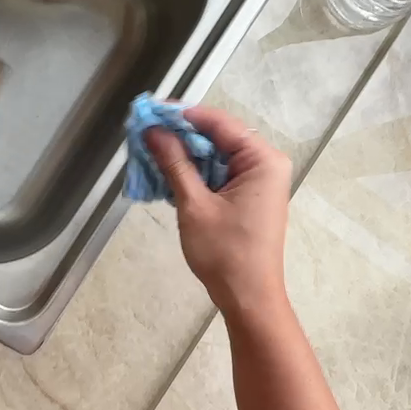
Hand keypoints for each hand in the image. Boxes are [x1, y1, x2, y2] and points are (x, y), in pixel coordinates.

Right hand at [144, 107, 291, 321]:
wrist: (248, 298)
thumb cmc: (225, 254)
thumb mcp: (195, 205)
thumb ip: (174, 163)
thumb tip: (154, 131)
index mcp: (262, 160)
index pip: (219, 123)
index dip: (183, 115)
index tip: (151, 111)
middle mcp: (266, 164)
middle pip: (217, 138)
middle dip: (180, 136)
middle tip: (144, 133)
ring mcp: (259, 182)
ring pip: (215, 157)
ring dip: (183, 157)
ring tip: (148, 153)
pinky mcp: (248, 198)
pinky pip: (218, 175)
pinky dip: (194, 175)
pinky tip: (165, 175)